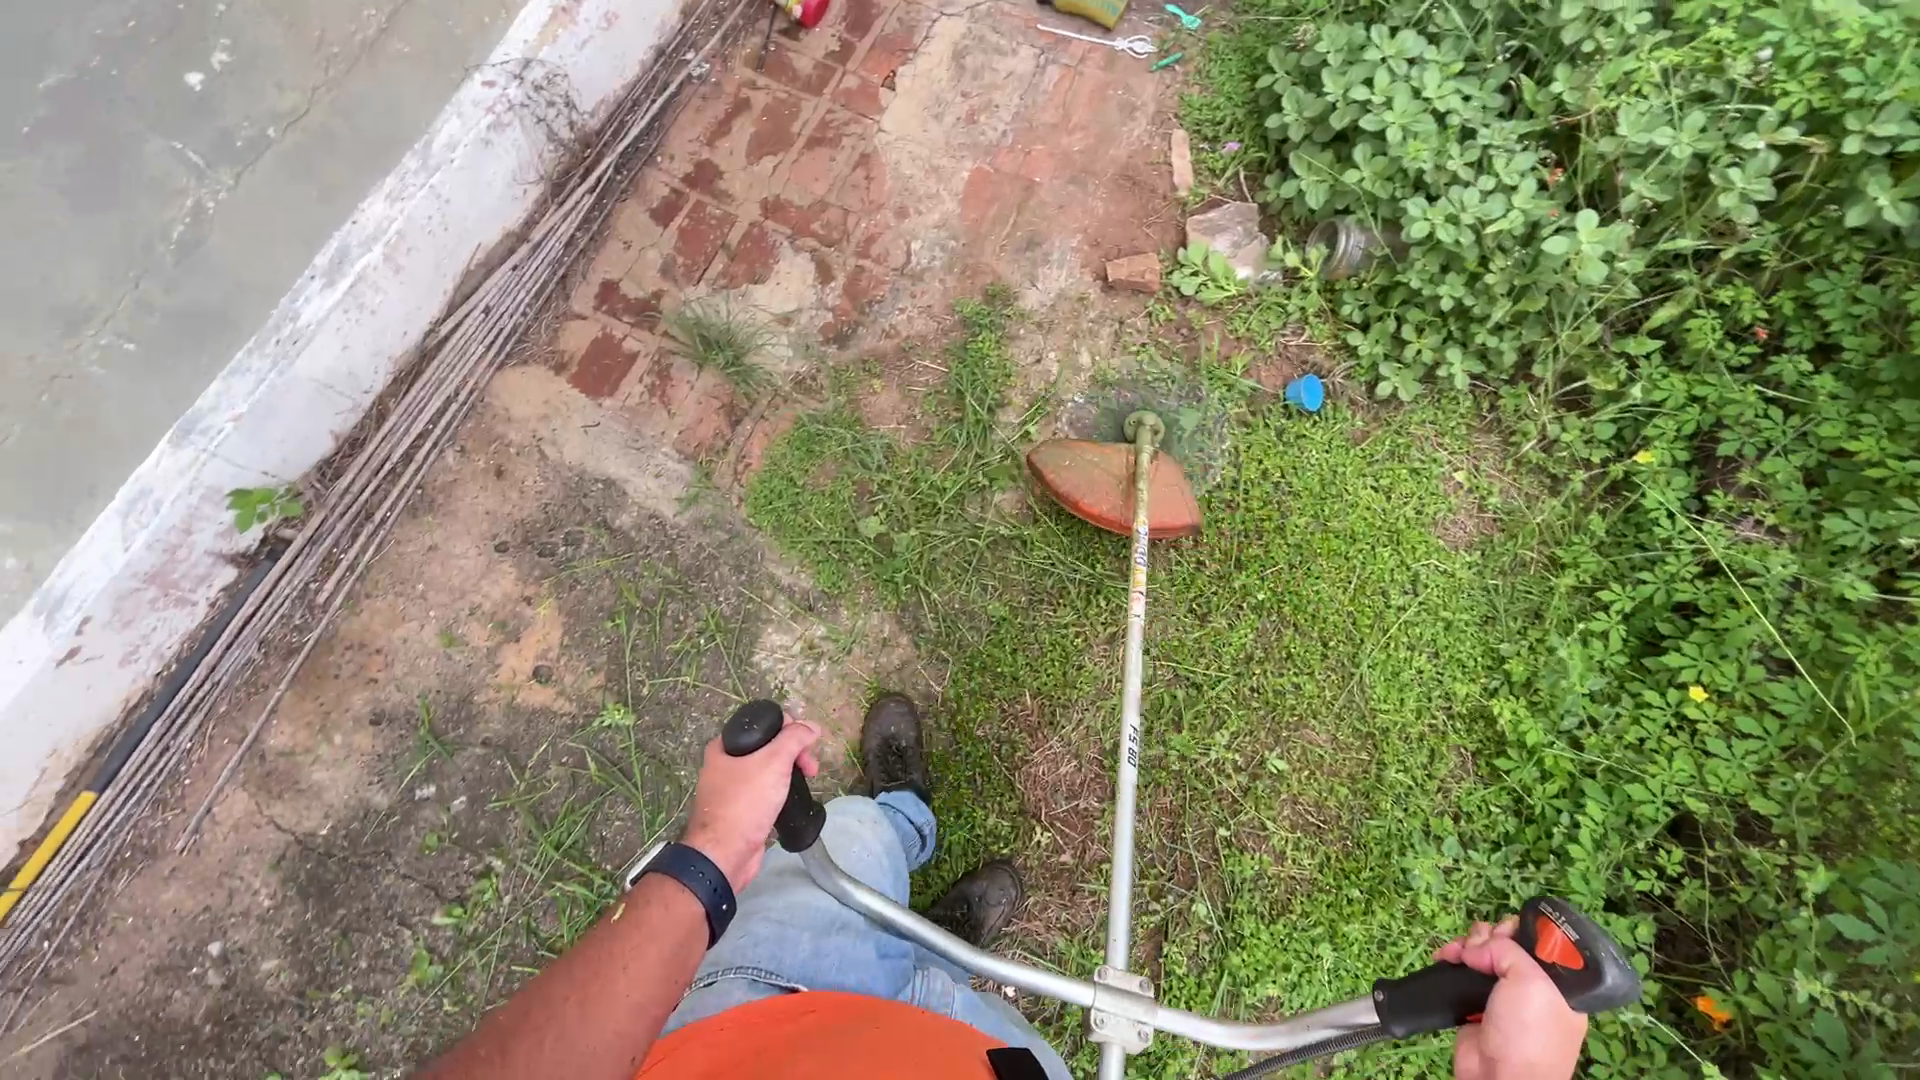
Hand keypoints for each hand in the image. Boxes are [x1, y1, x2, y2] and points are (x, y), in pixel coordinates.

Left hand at [680, 715, 820, 890]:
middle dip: (795, 752)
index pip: (764, 723)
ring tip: (808, 780)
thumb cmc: (745, 802)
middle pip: (769, 746)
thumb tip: (812, 726)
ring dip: (791, 770)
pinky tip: (792, 797)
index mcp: (725, 745)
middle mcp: (725, 762)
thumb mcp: (773, 761)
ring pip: (769, 768)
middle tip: (810, 767)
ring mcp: (732, 787)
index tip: (806, 745)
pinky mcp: (740, 808)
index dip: (790, 729)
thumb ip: (794, 738)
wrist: (725, 855)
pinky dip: (781, 789)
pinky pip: (765, 789)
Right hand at [1435, 916, 1586, 1079]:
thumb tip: (1475, 950)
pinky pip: (1463, 969)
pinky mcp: (1476, 1002)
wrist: (1501, 1078)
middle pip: (1505, 944)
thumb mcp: (1530, 983)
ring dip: (1465, 946)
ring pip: (1481, 953)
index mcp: (1557, 987)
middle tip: (1477, 948)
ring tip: (1455, 954)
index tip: (1502, 933)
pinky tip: (1444, 958)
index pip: (1538, 944)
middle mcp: (1531, 988)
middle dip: (1486, 937)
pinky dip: (1452, 959)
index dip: (1517, 931)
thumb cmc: (1527, 1032)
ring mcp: (1502, 996)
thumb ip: (1506, 951)